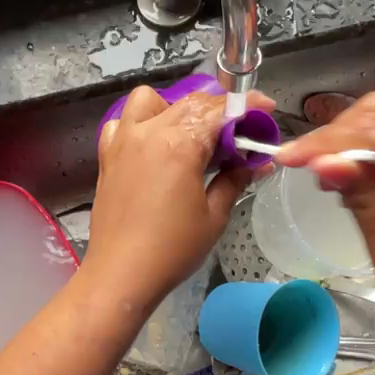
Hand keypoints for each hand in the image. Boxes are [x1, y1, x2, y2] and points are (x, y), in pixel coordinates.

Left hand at [86, 85, 271, 309]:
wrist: (121, 274)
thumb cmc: (172, 249)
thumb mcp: (214, 216)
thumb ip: (235, 180)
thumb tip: (257, 163)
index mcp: (179, 144)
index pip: (219, 110)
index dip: (247, 106)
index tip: (266, 109)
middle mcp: (149, 132)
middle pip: (190, 103)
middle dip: (218, 110)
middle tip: (238, 133)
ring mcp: (123, 141)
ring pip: (150, 101)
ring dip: (175, 108)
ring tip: (190, 135)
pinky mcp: (107, 157)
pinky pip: (122, 123)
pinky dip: (139, 124)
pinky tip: (153, 146)